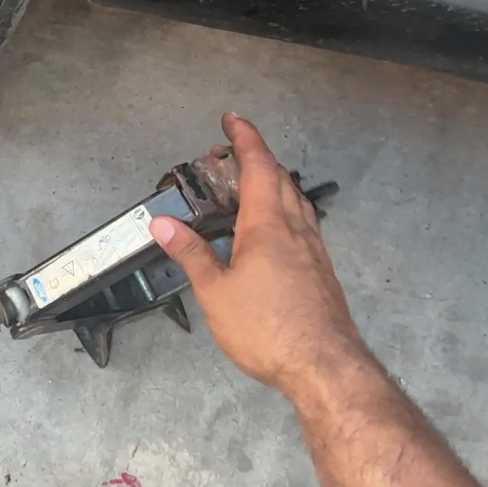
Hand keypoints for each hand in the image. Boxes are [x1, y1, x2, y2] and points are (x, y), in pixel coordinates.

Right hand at [150, 114, 369, 396]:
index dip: (245, 139)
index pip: (259, 168)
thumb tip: (163, 224)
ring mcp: (314, 251)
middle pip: (280, 180)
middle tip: (227, 157)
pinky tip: (272, 230)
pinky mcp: (320, 272)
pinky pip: (302, 224)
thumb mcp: (215, 292)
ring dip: (272, 183)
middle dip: (255, 159)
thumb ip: (190, 253)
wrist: (324, 367)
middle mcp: (296, 231)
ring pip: (296, 201)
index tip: (232, 119)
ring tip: (247, 186)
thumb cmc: (268, 328)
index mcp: (268, 227)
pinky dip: (283, 210)